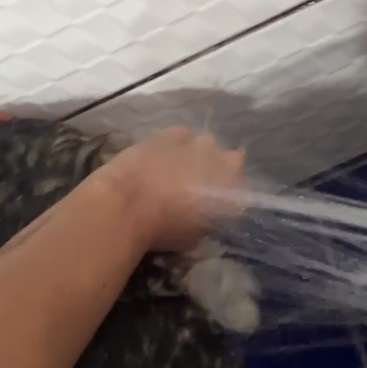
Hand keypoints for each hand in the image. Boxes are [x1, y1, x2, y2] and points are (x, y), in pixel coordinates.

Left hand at [91, 128, 244, 251]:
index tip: (219, 196)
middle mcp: (219, 158)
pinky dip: (174, 143)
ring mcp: (195, 141)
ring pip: (203, 143)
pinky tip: (162, 155)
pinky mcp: (169, 132)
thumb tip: (205, 211)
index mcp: (229, 186)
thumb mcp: (195, 235)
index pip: (239, 179)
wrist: (127, 204)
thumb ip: (208, 217)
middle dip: (212, 167)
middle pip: (223, 157)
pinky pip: (180, 135)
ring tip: (176, 168)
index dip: (229, 185)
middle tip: (196, 184)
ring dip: (194, 153)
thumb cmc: (164, 228)